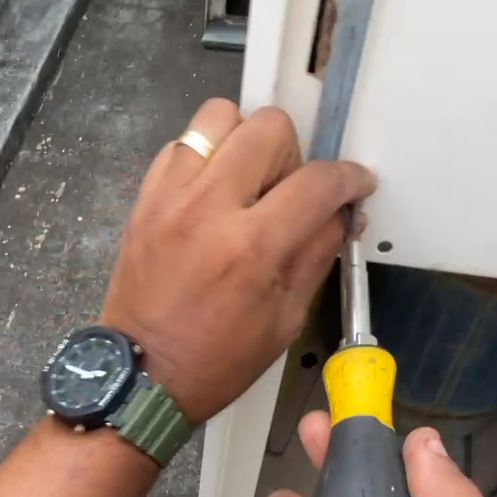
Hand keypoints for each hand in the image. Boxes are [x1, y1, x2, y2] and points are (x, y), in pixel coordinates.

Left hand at [101, 99, 375, 422]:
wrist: (142, 379)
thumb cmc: (214, 363)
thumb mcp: (284, 322)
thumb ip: (315, 256)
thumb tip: (339, 216)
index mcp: (250, 249)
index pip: (318, 182)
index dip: (349, 179)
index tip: (354, 186)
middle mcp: (208, 210)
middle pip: (269, 127)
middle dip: (293, 156)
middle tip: (287, 194)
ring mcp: (169, 200)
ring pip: (219, 117)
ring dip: (243, 142)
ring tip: (245, 184)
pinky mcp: (143, 202)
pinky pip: (179, 145)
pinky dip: (202, 157)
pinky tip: (209, 194)